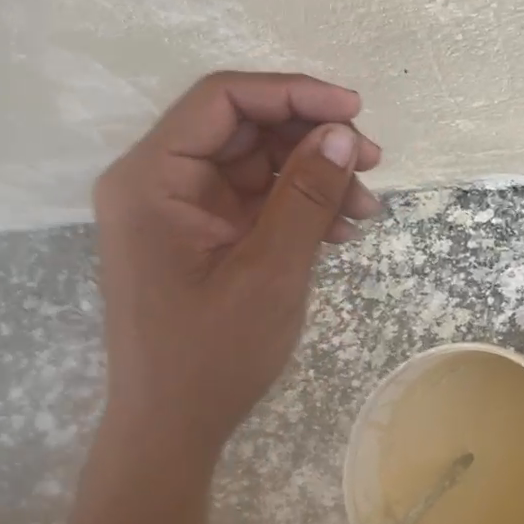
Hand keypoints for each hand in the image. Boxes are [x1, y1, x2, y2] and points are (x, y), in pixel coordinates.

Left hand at [92, 72, 383, 455]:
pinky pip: (263, 197)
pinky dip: (305, 204)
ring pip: (263, 161)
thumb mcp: (269, 270)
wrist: (173, 430)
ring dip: (318, 174)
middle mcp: (161, 181)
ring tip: (366, 209)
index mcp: (152, 179)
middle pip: (247, 127)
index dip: (292, 93)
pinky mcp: (207, 232)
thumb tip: (341, 133)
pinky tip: (342, 229)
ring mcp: (184, 207)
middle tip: (371, 163)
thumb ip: (306, 195)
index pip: (223, 101)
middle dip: (313, 138)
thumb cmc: (209, 355)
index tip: (353, 109)